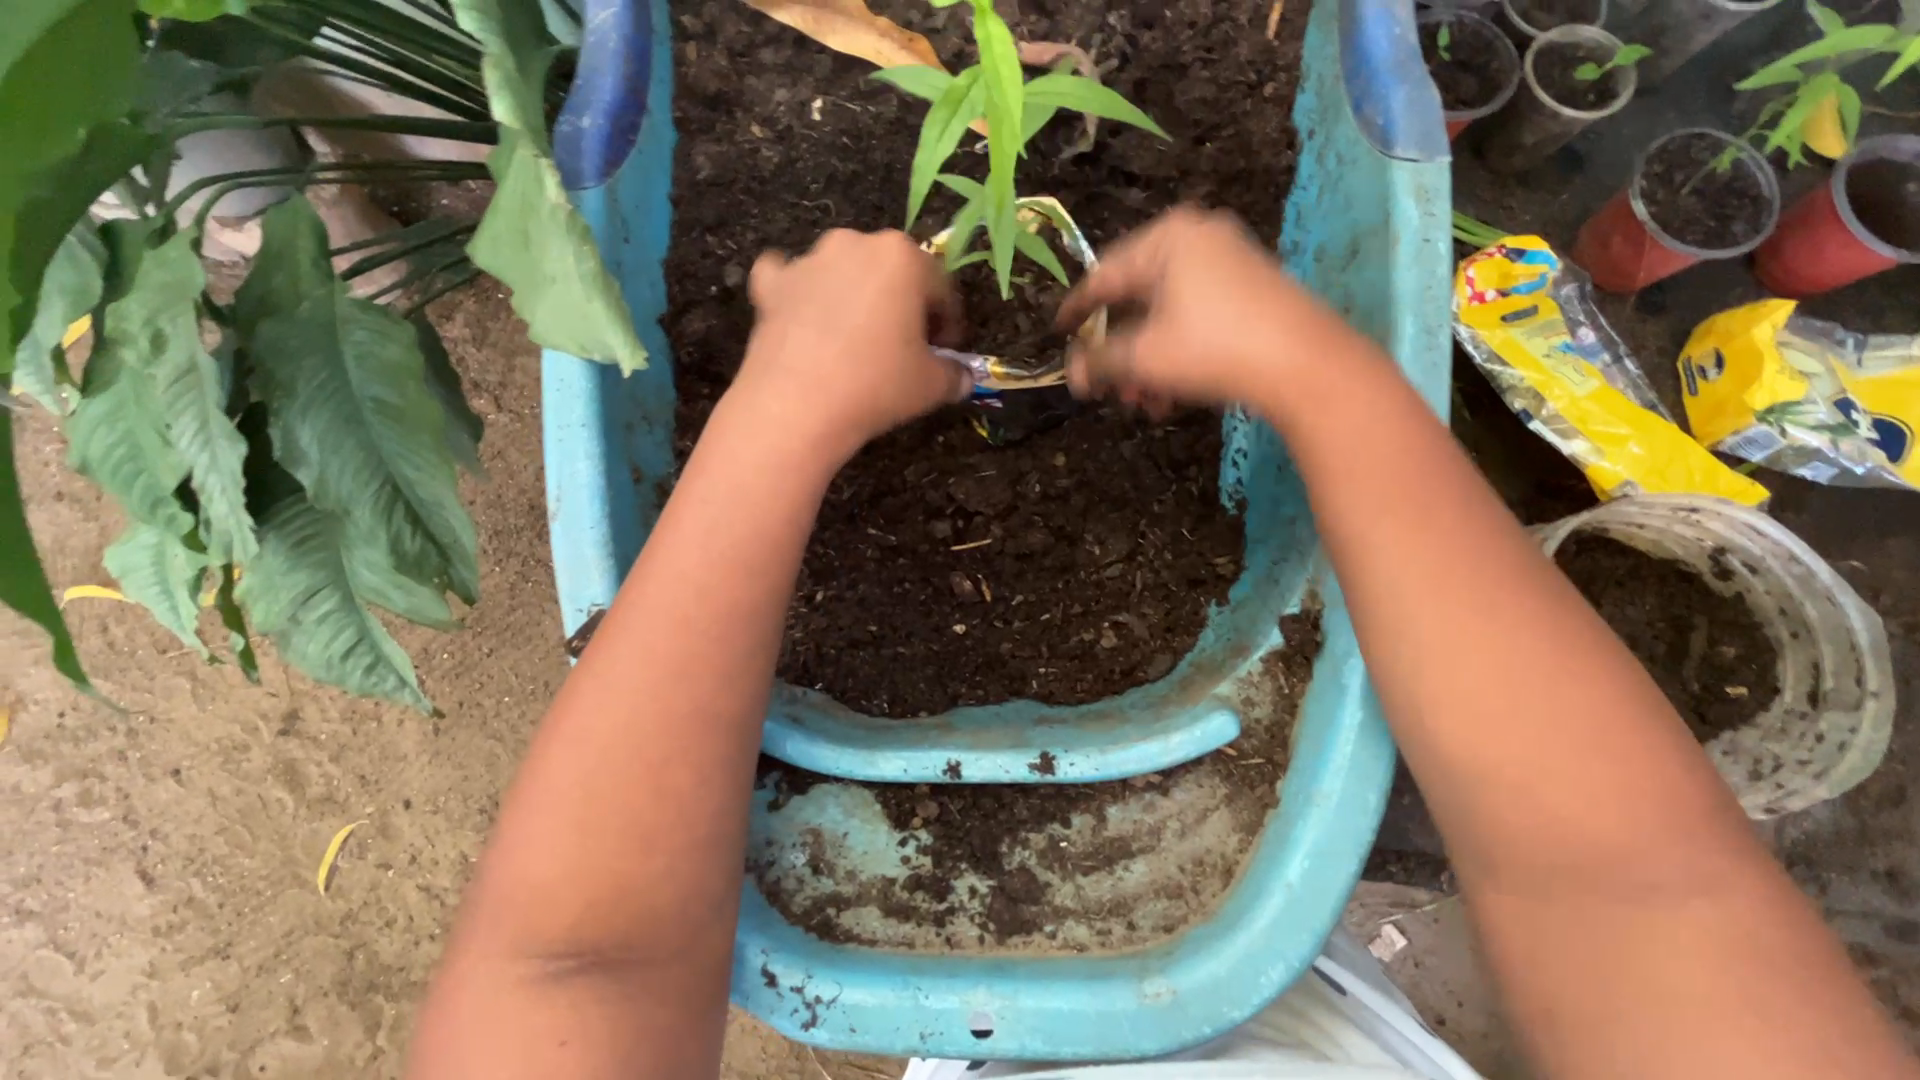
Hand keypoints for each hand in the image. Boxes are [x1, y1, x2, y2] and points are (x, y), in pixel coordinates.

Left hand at [732, 229, 969, 463]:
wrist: (797, 406)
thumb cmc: (877, 385)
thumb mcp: (931, 385)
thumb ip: (954, 374)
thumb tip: (962, 378)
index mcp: (903, 256)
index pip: (940, 287)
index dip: (947, 322)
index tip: (945, 350)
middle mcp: (855, 244)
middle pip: (890, 273)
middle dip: (901, 304)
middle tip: (903, 346)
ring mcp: (809, 261)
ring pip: (841, 272)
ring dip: (853, 296)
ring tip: (855, 341)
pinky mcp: (771, 284)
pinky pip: (788, 279)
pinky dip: (797, 293)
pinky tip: (802, 317)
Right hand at [1057, 207, 1360, 410]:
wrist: (1306, 365)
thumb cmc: (1213, 348)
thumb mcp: (1144, 357)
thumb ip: (1099, 362)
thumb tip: (1072, 374)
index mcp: (1166, 239)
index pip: (1103, 276)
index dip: (1076, 311)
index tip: (1057, 333)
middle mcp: (1196, 238)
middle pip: (1137, 300)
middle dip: (1120, 354)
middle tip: (1108, 389)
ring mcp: (1228, 261)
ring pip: (1166, 316)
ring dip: (1146, 364)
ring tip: (1143, 404)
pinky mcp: (1250, 289)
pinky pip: (1195, 318)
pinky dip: (1176, 354)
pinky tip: (1171, 396)